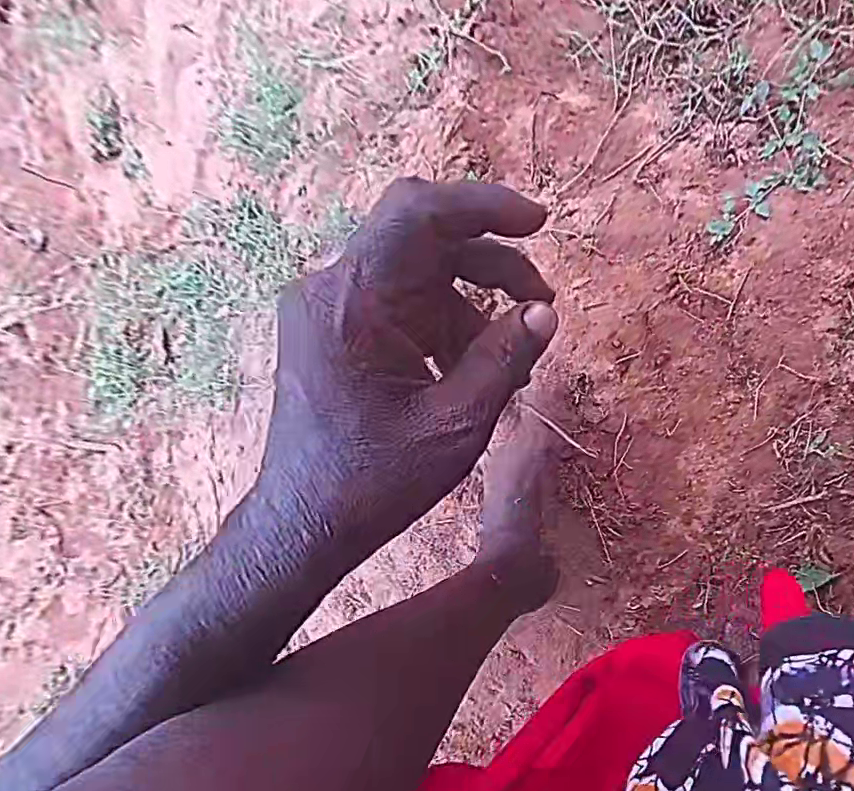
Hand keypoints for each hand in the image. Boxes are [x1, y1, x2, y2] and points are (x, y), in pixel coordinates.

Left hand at [259, 179, 558, 553]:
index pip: (419, 213)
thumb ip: (505, 361)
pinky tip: (474, 371)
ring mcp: (330, 311)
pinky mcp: (336, 334)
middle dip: (492, 267)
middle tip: (541, 307)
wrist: (309, 522)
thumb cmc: (378, 481)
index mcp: (355, 302)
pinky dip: (446, 330)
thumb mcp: (458, 424)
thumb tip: (544, 314)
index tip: (539, 222)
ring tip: (512, 362)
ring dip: (473, 308)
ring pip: (419, 279)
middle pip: (425, 244)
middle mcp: (333, 290)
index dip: (485, 206)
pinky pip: (403, 310)